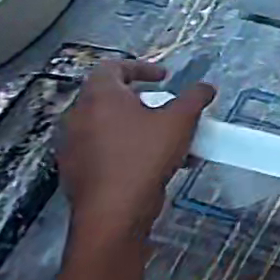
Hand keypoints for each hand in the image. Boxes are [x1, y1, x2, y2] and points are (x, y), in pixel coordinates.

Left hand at [56, 59, 215, 245]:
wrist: (114, 212)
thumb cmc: (145, 157)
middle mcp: (78, 116)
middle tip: (166, 109)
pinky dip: (126, 149)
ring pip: (108, 126)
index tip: (163, 78)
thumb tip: (206, 87)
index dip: (140, 67)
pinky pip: (103, 149)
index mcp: (99, 97)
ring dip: (137, 127)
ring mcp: (73, 145)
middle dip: (142, 101)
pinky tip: (153, 165)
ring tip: (166, 141)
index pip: (112, 67)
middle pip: (110, 97)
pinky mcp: (75, 170)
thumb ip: (195, 99)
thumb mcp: (180, 122)